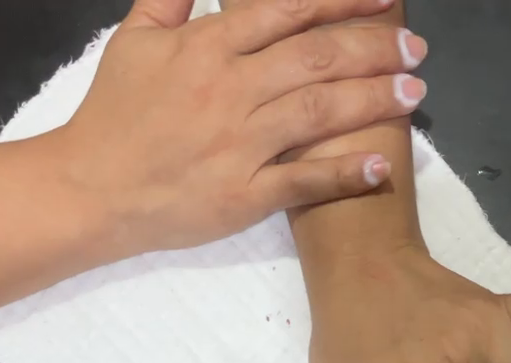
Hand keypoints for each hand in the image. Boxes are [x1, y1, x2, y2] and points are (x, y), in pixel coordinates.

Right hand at [58, 0, 425, 257]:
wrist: (92, 189)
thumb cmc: (114, 118)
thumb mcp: (134, 41)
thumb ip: (170, 0)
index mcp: (208, 46)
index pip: (287, 10)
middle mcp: (231, 88)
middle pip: (315, 58)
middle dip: (373, 49)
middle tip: (417, 50)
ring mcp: (239, 144)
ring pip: (317, 112)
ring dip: (371, 100)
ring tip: (414, 92)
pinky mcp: (244, 196)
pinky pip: (303, 182)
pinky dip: (344, 174)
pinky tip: (382, 166)